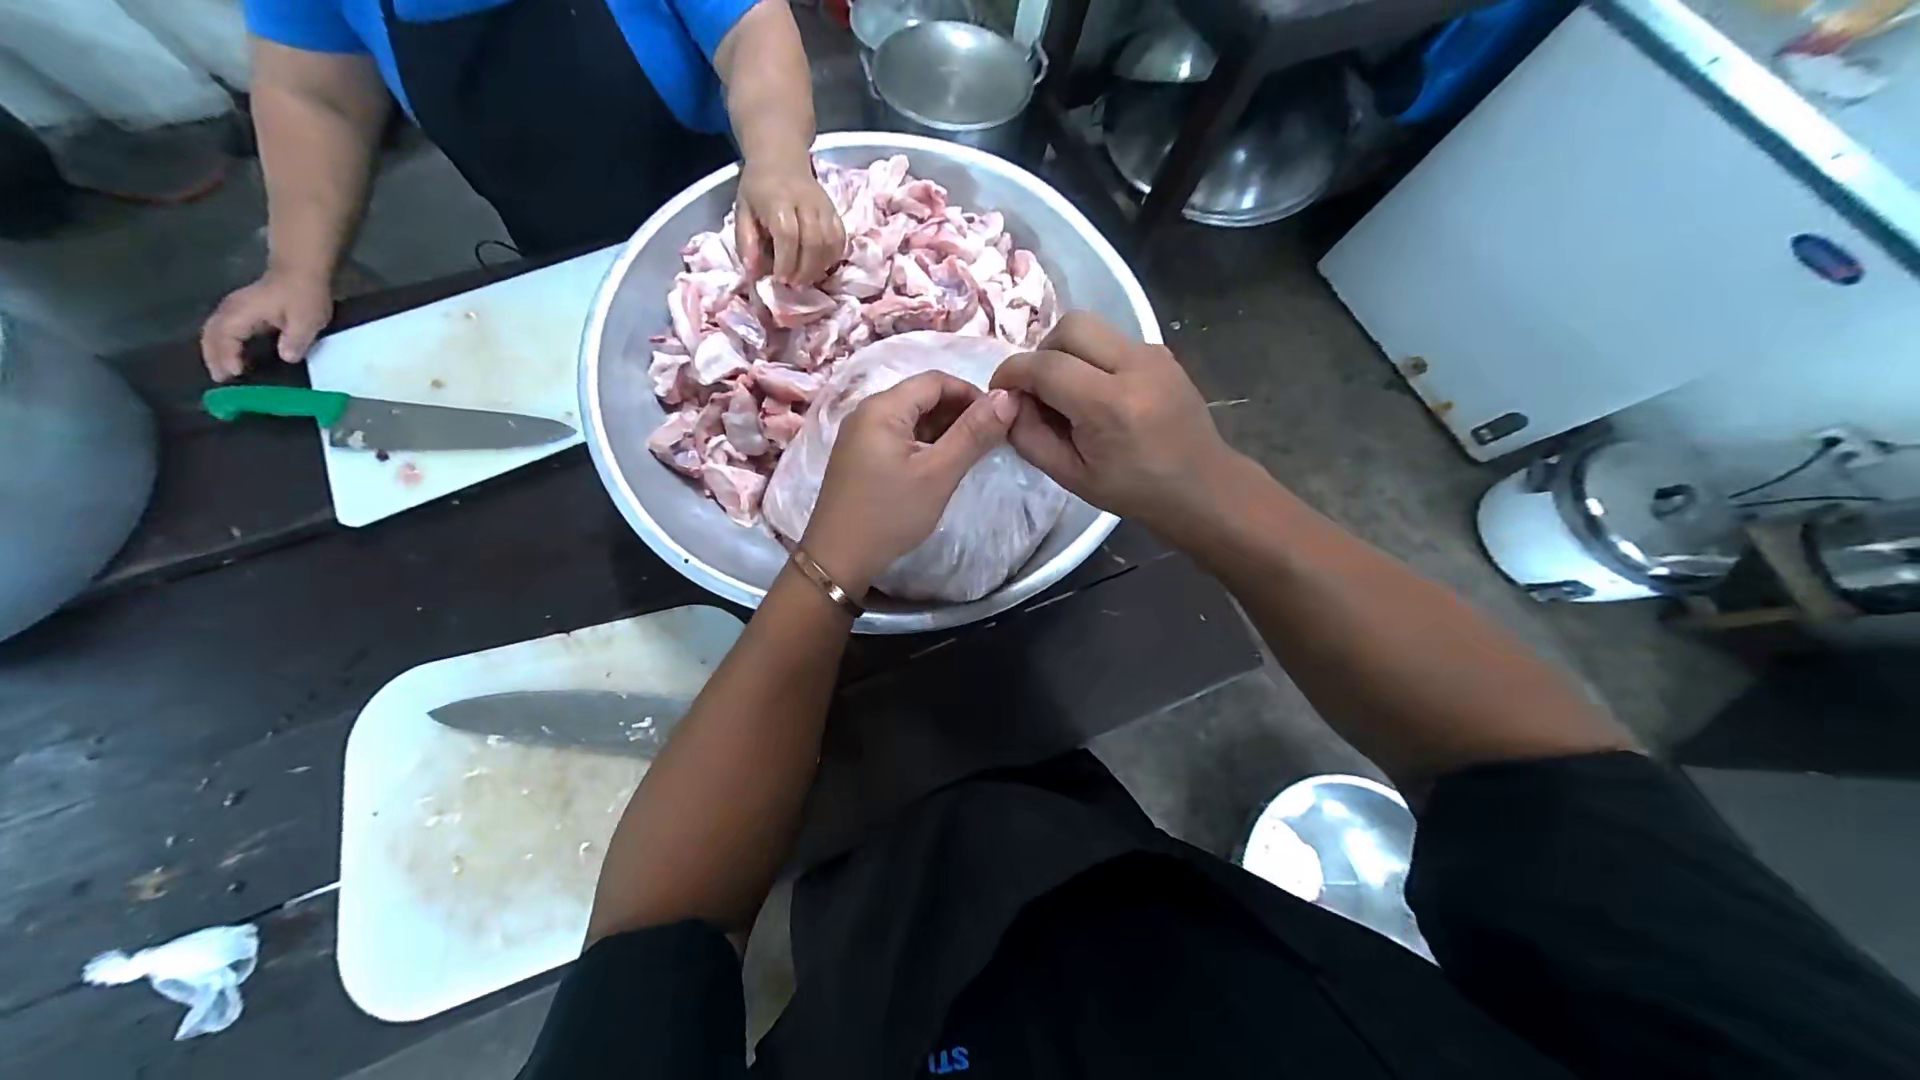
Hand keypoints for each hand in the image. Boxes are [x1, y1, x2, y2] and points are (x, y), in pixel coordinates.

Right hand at [199, 269, 333, 381]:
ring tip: (222, 370)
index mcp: (241, 313)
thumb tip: (286, 357)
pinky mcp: (243, 310)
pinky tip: (233, 355)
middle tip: (220, 379)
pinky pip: (225, 329)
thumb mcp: (305, 320)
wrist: (301, 272)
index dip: (227, 356)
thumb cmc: (303, 295)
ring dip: (215, 351)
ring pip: (215, 332)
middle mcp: (230, 310)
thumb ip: (295, 340)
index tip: (233, 374)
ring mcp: (235, 308)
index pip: (225, 337)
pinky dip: (224, 343)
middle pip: (211, 335)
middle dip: (213, 357)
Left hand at [735, 157, 845, 285]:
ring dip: (819, 267)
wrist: (780, 157)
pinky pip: (840, 239)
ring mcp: (824, 206)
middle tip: (795, 285)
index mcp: (778, 201)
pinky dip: (833, 258)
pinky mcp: (835, 212)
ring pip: (830, 243)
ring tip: (807, 279)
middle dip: (805, 270)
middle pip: (813, 242)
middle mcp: (805, 202)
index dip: (786, 262)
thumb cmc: (758, 188)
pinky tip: (821, 267)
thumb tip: (754, 273)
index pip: (788, 235)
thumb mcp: (742, 210)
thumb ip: (746, 242)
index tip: (780, 279)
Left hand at [801, 373, 1018, 594]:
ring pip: (912, 418)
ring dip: (944, 430)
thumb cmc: (890, 514)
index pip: (936, 380)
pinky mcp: (860, 456)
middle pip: (923, 397)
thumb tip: (1007, 397)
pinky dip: (925, 444)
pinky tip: (942, 465)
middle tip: (988, 440)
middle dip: (959, 412)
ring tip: (971, 454)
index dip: (972, 393)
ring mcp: (861, 435)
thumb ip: (973, 433)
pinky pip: (900, 437)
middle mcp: (868, 412)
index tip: (999, 419)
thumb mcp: (938, 474)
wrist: (837, 558)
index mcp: (883, 407)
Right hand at [990, 313, 1239, 535]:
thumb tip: (1009, 402)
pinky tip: (1096, 391)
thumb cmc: (1134, 491)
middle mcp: (1135, 366)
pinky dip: (1091, 356)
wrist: (1201, 486)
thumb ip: (1030, 437)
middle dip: (1041, 352)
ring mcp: (1153, 354)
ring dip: (1066, 351)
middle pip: (1069, 327)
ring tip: (1066, 390)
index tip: (1001, 390)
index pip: (1045, 366)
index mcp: (1110, 405)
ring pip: (1092, 326)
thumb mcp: (1070, 476)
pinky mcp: (1161, 352)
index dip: (1012, 373)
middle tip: (1037, 388)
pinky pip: (1112, 339)